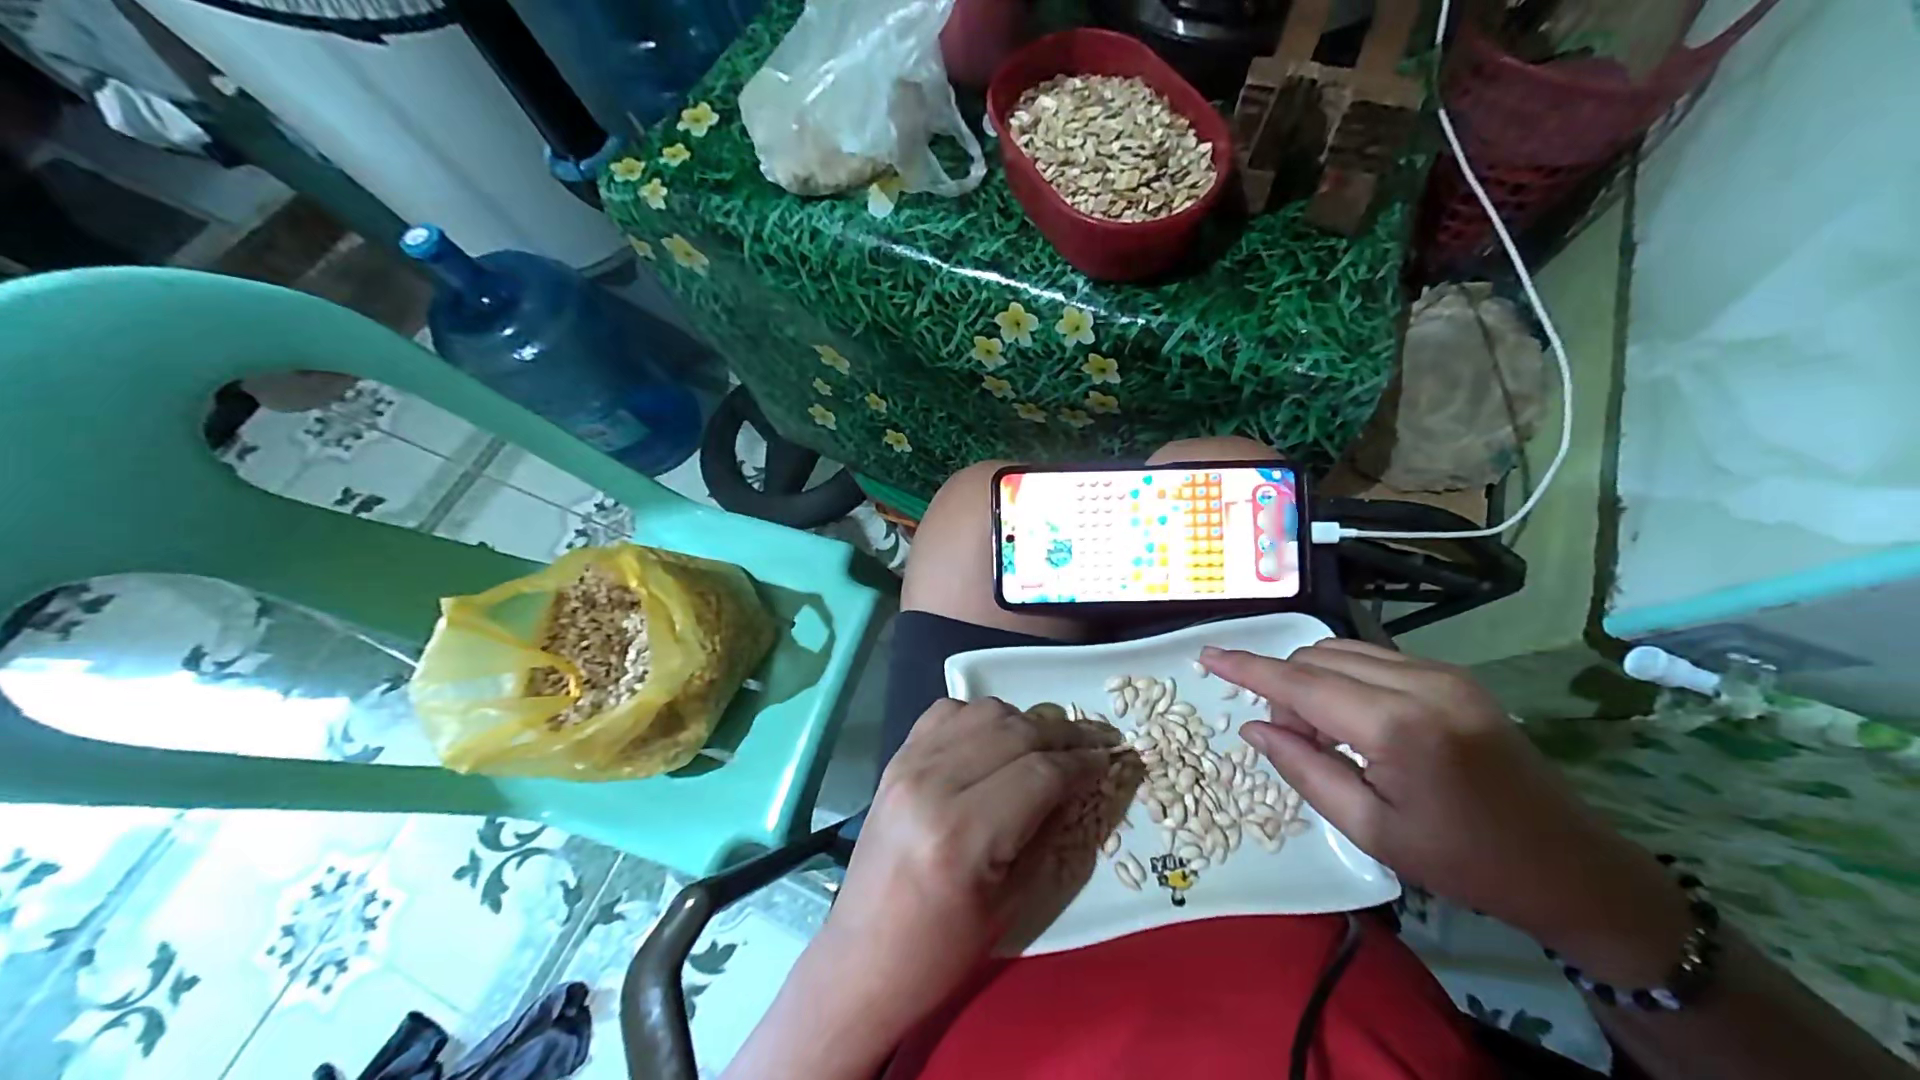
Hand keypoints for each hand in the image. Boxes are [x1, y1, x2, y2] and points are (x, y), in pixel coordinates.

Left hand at [819, 697, 1108, 1020]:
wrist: (864, 957)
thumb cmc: (942, 949)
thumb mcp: (1012, 900)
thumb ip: (1048, 831)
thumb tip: (1078, 784)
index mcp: (964, 831)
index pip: (1041, 772)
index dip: (1083, 763)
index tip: (1108, 761)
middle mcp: (932, 783)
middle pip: (1016, 731)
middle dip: (1064, 734)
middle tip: (1092, 744)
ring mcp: (908, 764)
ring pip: (984, 712)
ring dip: (1024, 722)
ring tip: (1047, 744)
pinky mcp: (894, 759)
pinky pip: (947, 713)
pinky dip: (980, 718)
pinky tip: (994, 741)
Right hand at [1201, 641, 1692, 983]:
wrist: (1572, 866)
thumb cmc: (1464, 862)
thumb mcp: (1371, 831)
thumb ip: (1304, 769)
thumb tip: (1256, 728)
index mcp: (1397, 727)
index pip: (1299, 683)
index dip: (1246, 668)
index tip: (1207, 655)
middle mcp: (1420, 683)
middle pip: (1316, 658)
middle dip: (1284, 688)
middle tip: (1289, 739)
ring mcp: (1442, 674)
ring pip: (1342, 650)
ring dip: (1313, 681)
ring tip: (1323, 733)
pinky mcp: (1455, 675)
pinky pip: (1373, 658)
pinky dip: (1343, 677)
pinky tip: (1355, 719)